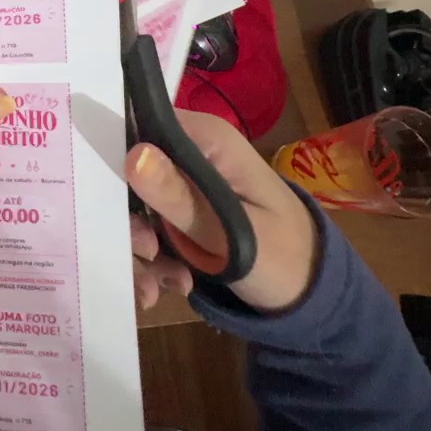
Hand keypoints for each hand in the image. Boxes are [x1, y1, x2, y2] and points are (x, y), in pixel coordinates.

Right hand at [126, 109, 317, 312]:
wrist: (315, 302)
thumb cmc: (287, 260)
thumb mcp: (231, 235)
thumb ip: (180, 197)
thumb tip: (134, 154)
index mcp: (206, 139)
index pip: (139, 129)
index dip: (116, 166)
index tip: (115, 216)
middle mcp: (191, 151)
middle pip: (130, 173)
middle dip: (130, 223)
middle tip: (145, 257)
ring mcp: (184, 181)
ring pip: (134, 205)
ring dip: (138, 250)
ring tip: (155, 288)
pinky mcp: (180, 208)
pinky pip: (147, 225)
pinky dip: (150, 259)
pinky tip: (167, 284)